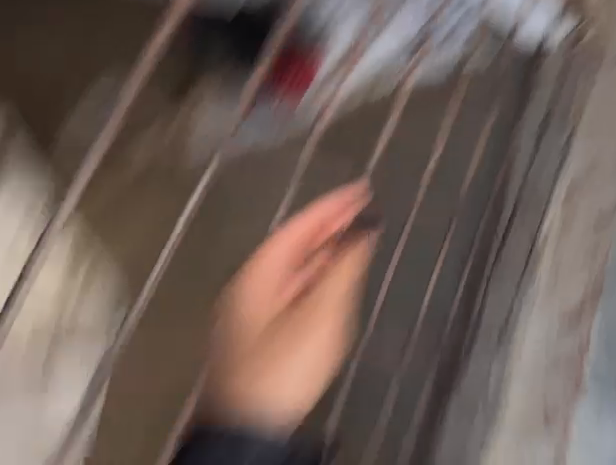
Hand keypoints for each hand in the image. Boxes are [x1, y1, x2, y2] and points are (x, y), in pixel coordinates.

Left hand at [205, 182, 377, 434]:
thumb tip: (363, 230)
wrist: (251, 426)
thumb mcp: (323, 311)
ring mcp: (254, 311)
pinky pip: (296, 282)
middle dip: (329, 221)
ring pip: (294, 264)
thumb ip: (345, 265)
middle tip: (364, 202)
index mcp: (259, 277)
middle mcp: (252, 287)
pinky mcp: (262, 331)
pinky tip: (339, 267)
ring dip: (326, 244)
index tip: (362, 188)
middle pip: (293, 244)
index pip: (298, 227)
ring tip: (358, 227)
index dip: (331, 205)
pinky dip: (320, 266)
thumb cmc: (286, 363)